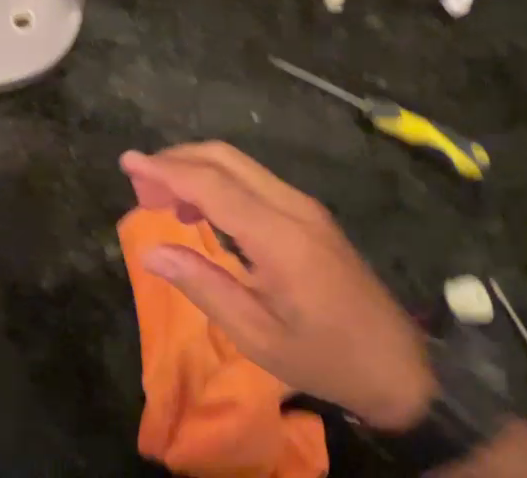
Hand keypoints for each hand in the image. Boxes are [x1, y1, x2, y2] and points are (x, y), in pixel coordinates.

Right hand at [121, 143, 435, 429]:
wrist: (400, 368)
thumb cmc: (325, 358)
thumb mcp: (256, 335)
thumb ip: (203, 285)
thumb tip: (151, 250)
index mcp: (279, 236)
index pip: (211, 184)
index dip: (164, 170)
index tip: (126, 161)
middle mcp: (293, 207)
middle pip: (224, 158)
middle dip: (175, 161)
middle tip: (138, 186)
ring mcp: (305, 206)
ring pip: (239, 164)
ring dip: (195, 168)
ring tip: (161, 199)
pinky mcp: (309, 214)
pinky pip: (254, 180)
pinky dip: (218, 181)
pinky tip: (200, 209)